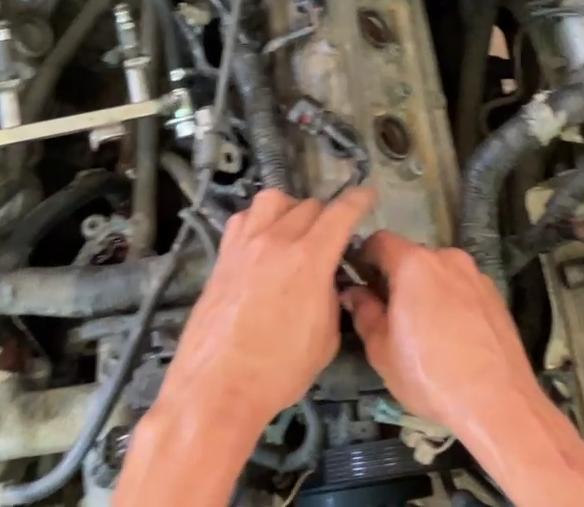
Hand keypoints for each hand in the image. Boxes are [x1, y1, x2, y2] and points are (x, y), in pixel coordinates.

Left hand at [157, 187, 374, 428]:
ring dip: (290, 210)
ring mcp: (245, 244)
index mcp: (310, 259)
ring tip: (293, 231)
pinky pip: (243, 219)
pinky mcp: (222, 256)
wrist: (216, 389)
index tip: (367, 195)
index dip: (359, 200)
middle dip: (327, 217)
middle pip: (309, 205)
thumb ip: (331, 298)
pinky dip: (258, 221)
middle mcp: (276, 240)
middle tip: (330, 240)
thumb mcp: (325, 339)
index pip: (341, 213)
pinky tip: (262, 242)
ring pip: (272, 200)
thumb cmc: (278, 372)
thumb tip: (327, 281)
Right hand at [344, 233, 583, 506]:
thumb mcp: (382, 351)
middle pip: (411, 257)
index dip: (364, 257)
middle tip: (389, 314)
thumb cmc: (430, 374)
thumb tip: (354, 292)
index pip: (379, 240)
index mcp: (414, 264)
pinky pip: (462, 288)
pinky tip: (453, 338)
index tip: (359, 282)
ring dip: (426, 290)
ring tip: (424, 331)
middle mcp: (447, 259)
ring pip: (439, 274)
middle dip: (397, 278)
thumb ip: (364, 312)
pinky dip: (451, 301)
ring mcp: (476, 275)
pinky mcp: (495, 295)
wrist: (499, 401)